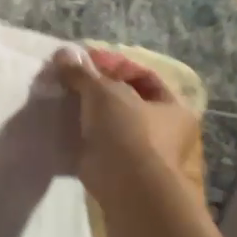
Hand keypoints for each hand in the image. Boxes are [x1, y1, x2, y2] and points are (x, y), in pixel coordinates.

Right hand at [54, 45, 201, 197]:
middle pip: (127, 99)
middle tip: (71, 80)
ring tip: (62, 99)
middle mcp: (165, 129)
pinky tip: (63, 122)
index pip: (144, 77)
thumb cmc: (128, 130)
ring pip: (112, 120)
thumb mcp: (103, 91)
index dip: (115, 66)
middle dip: (99, 89)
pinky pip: (100, 140)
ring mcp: (144, 150)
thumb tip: (64, 53)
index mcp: (174, 108)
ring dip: (89, 111)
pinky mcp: (121, 165)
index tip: (86, 63)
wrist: (126, 184)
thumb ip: (82, 72)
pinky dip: (84, 132)